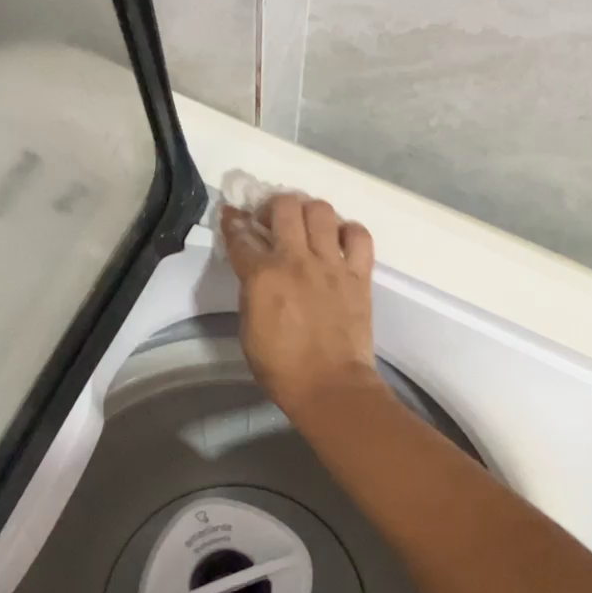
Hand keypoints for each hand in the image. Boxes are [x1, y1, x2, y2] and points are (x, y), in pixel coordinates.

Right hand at [220, 192, 383, 418]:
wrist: (330, 386)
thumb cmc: (281, 367)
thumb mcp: (248, 328)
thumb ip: (251, 291)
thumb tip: (256, 272)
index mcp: (262, 276)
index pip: (241, 235)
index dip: (233, 221)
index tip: (232, 215)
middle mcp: (296, 260)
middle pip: (284, 206)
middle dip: (272, 206)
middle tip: (271, 221)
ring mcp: (331, 264)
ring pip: (321, 210)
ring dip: (308, 211)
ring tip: (306, 226)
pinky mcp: (359, 274)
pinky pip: (359, 235)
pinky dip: (348, 231)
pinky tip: (339, 241)